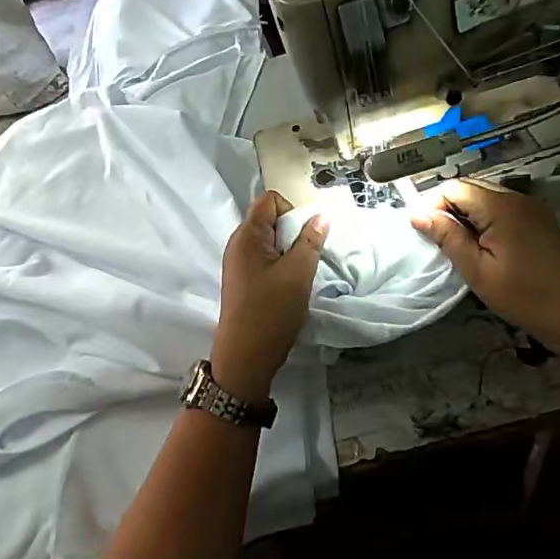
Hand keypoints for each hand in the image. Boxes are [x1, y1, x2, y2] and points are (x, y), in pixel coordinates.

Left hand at [212, 191, 327, 400]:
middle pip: (270, 219)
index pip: (269, 200)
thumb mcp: (298, 274)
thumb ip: (311, 241)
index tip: (305, 237)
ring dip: (290, 251)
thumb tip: (321, 217)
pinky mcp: (244, 280)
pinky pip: (266, 259)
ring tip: (299, 275)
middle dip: (293, 232)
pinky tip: (290, 286)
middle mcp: (238, 244)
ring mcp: (239, 264)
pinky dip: (281, 266)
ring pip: (270, 241)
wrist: (246, 358)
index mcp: (247, 236)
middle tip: (305, 258)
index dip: (292, 210)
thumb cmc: (271, 313)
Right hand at [411, 179, 559, 359]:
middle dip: (449, 209)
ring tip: (459, 247)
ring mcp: (532, 208)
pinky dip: (487, 221)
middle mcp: (517, 197)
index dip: (433, 205)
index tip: (424, 234)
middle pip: (470, 188)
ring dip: (468, 216)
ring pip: (487, 198)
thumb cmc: (525, 297)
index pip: (453, 187)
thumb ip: (448, 238)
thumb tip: (417, 213)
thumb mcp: (479, 271)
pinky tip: (484, 248)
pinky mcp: (540, 220)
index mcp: (500, 206)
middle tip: (438, 242)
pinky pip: (504, 210)